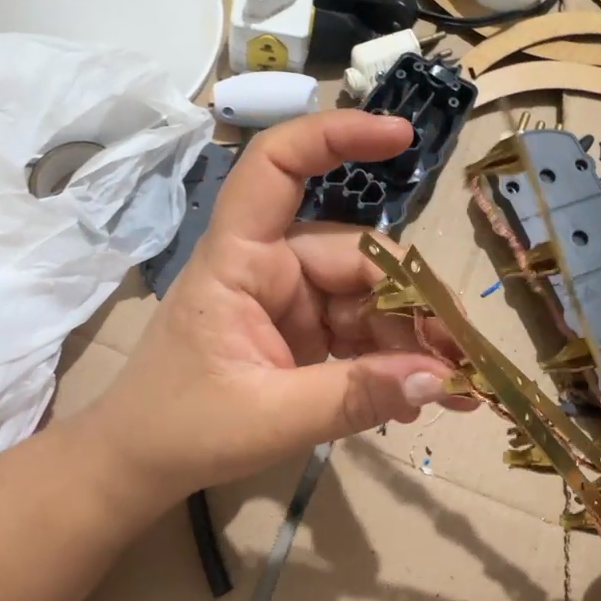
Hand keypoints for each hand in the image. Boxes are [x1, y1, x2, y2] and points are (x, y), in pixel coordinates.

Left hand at [79, 111, 469, 509]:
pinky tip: (419, 396)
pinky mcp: (301, 332)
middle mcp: (267, 265)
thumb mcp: (271, 418)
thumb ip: (356, 397)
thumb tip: (443, 379)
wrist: (141, 463)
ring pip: (366, 296)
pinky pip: (359, 330)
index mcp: (238, 260)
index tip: (401, 138)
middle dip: (411, 302)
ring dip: (410, 338)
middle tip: (460, 359)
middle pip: (354, 255)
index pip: (277, 167)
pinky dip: (391, 359)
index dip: (334, 137)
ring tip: (452, 390)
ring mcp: (288, 299)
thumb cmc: (182, 428)